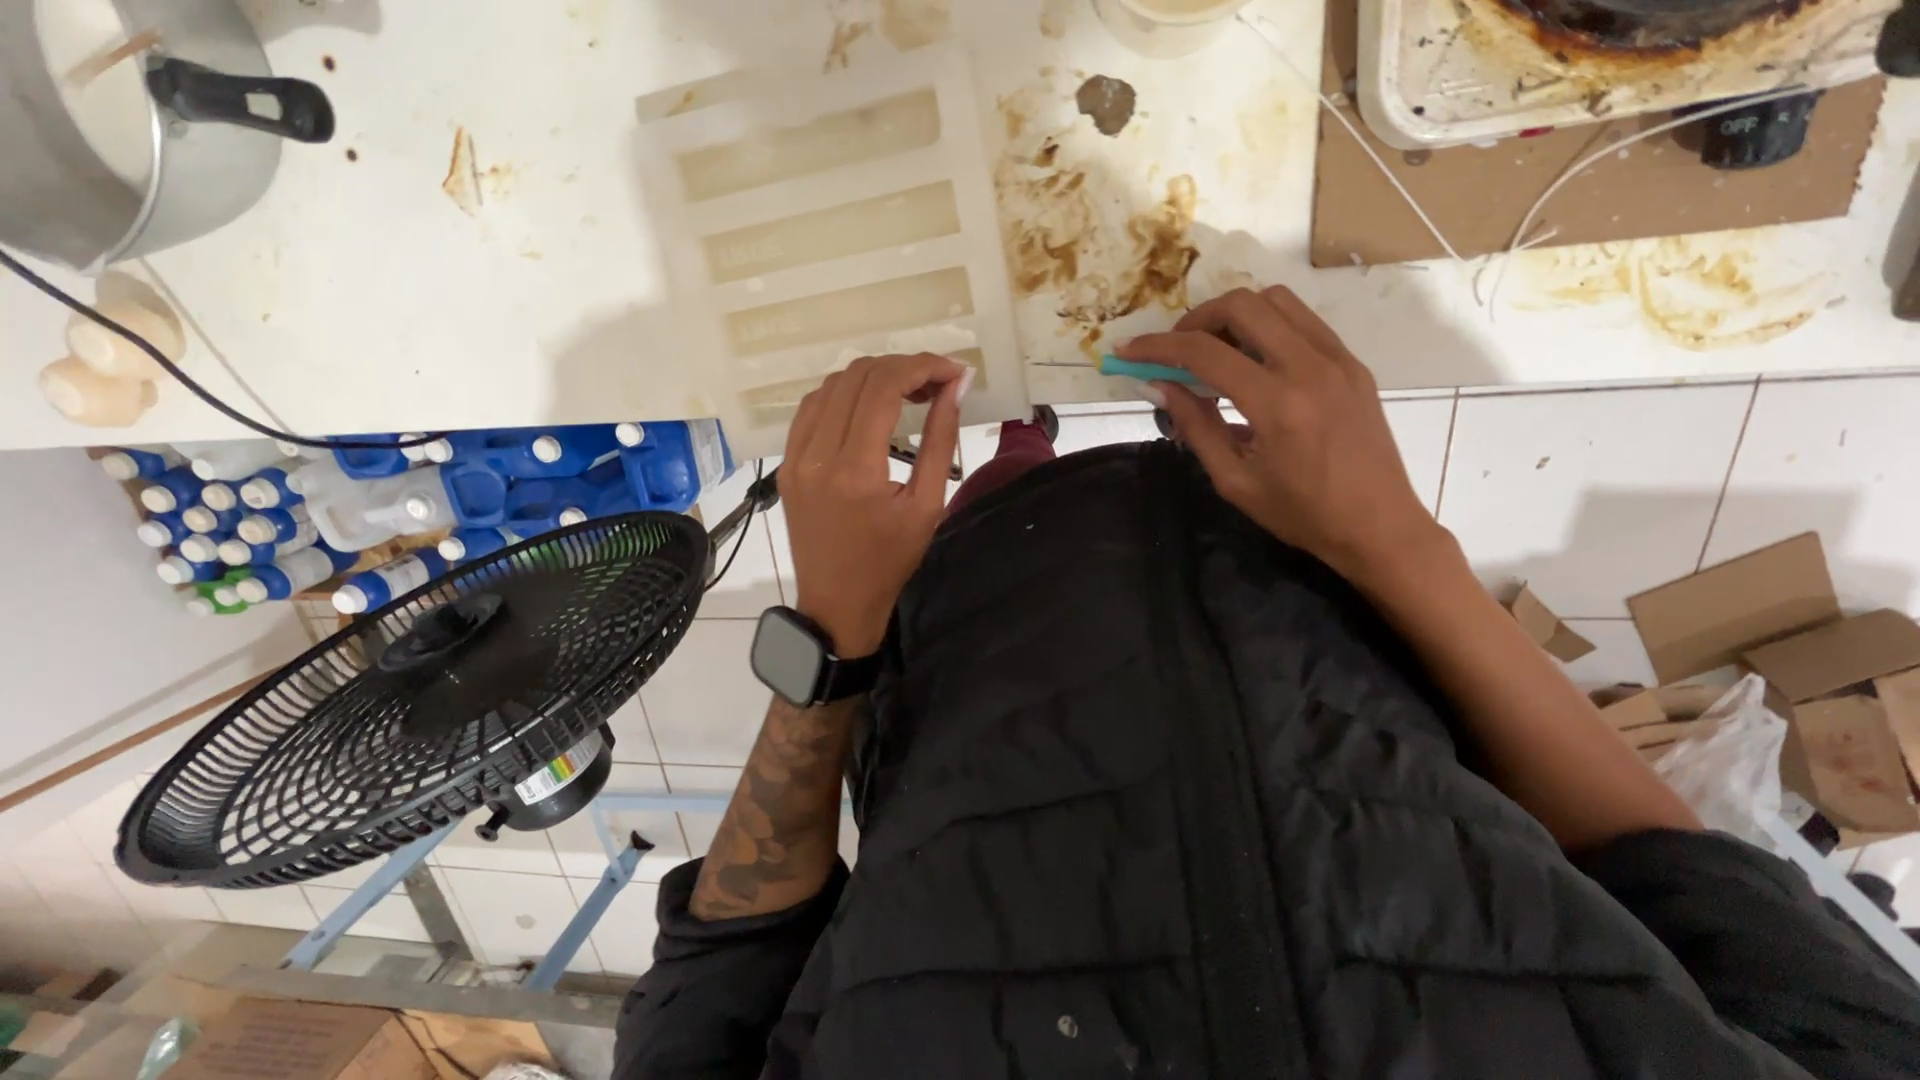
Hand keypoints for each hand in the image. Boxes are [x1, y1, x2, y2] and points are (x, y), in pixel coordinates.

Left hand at [779, 354, 968, 655]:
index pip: (884, 387)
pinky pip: (812, 408)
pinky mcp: (787, 463)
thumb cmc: (889, 562)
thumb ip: (941, 441)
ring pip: (831, 385)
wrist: (837, 602)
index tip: (954, 371)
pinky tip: (869, 405)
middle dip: (902, 368)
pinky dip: (844, 394)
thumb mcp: (928, 506)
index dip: (922, 367)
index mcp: (856, 470)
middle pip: (857, 377)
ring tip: (909, 392)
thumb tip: (955, 387)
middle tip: (938, 383)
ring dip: (873, 377)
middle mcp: (817, 455)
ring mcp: (795, 457)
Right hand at [1118, 286, 1447, 586]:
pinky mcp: (1352, 363)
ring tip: (1215, 352)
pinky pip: (1303, 321)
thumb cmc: (1302, 515)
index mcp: (1277, 404)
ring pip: (1276, 301)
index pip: (1205, 353)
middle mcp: (1310, 367)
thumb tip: (1159, 387)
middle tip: (1175, 351)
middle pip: (1241, 305)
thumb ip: (1195, 427)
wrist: (1378, 526)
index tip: (1128, 352)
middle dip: (1195, 320)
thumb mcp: (1235, 480)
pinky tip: (1253, 360)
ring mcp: (1337, 359)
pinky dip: (1268, 326)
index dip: (1158, 348)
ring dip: (1234, 315)